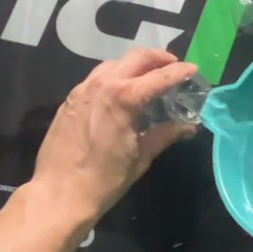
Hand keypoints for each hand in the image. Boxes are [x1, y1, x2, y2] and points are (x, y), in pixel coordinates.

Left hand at [29, 49, 198, 224]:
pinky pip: (96, 78)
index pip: (159, 76)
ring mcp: (83, 90)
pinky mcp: (70, 99)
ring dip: (134, 64)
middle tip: (172, 66)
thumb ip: (164, 135)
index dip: (179, 71)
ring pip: (114, 64)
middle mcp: (103, 85)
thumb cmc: (104, 179)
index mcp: (124, 97)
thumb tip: (187, 126)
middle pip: (136, 58)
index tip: (193, 69)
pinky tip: (119, 92)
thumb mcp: (141, 157)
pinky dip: (114, 77)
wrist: (59, 193)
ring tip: (147, 77)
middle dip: (158, 58)